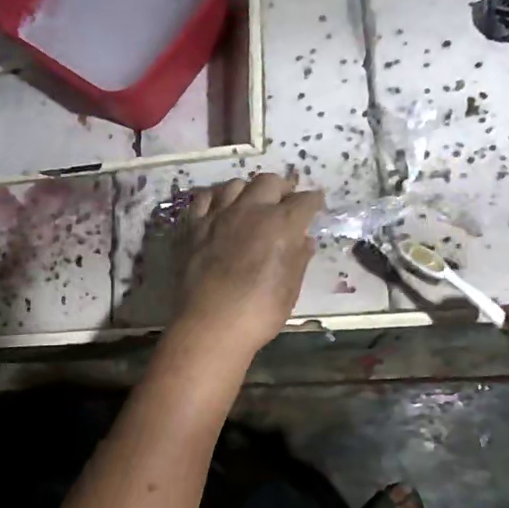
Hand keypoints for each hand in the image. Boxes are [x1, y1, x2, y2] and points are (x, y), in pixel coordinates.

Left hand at [176, 173, 323, 354]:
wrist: (209, 326)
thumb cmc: (259, 313)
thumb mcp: (290, 289)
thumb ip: (298, 259)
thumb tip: (304, 240)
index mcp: (281, 224)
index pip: (304, 201)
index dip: (313, 201)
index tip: (315, 205)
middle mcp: (250, 210)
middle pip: (269, 182)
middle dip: (281, 188)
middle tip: (284, 201)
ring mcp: (218, 216)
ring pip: (235, 184)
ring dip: (248, 190)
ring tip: (252, 203)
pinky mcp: (193, 227)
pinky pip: (204, 199)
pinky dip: (216, 199)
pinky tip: (219, 209)